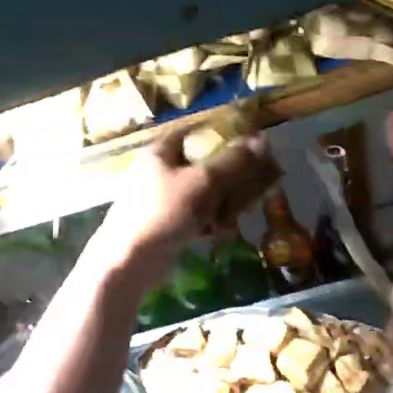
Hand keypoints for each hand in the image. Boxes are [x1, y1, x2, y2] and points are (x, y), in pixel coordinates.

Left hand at [89, 130, 277, 274]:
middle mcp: (158, 171)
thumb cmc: (164, 212)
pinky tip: (223, 233)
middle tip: (252, 188)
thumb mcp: (204, 181)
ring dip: (224, 203)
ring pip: (201, 192)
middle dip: (230, 177)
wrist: (130, 260)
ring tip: (238, 216)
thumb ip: (234, 161)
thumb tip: (263, 139)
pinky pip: (194, 215)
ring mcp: (160, 199)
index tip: (248, 146)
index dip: (222, 135)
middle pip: (202, 164)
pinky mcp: (164, 224)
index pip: (194, 132)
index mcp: (160, 151)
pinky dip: (210, 222)